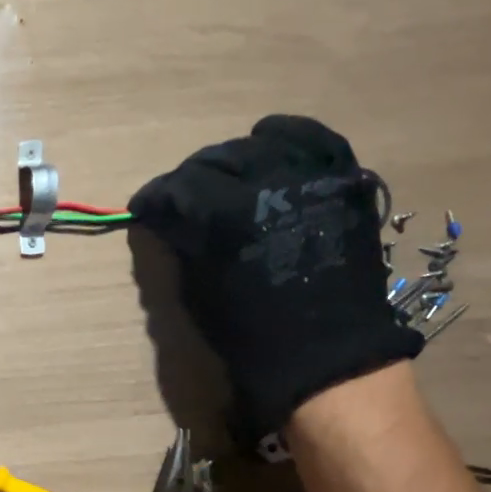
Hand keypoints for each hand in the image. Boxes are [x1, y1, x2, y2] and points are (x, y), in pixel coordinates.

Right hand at [129, 116, 424, 443]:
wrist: (323, 351)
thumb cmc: (249, 332)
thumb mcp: (199, 290)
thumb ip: (184, 244)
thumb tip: (166, 218)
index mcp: (233, 216)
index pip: (182, 186)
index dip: (157, 195)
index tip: (143, 207)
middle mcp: (277, 183)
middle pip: (221, 157)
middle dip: (192, 175)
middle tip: (177, 197)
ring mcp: (318, 178)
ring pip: (267, 140)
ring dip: (236, 156)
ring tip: (221, 175)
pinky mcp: (346, 182)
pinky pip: (316, 142)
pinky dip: (288, 140)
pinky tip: (270, 149)